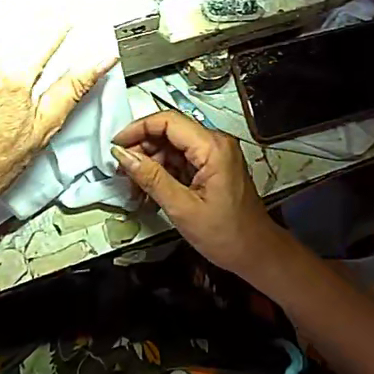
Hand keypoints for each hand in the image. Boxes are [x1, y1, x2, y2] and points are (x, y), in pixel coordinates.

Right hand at [111, 111, 293, 280]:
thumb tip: (125, 156)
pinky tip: (150, 191)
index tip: (117, 145)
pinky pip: (181, 159)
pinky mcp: (212, 166)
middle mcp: (216, 144)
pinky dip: (163, 172)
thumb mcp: (182, 208)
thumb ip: (151, 178)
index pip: (168, 121)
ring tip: (135, 188)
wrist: (255, 252)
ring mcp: (215, 154)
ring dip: (150, 163)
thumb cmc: (229, 235)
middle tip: (123, 171)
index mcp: (213, 148)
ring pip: (172, 146)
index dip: (138, 129)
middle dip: (142, 149)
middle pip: (169, 132)